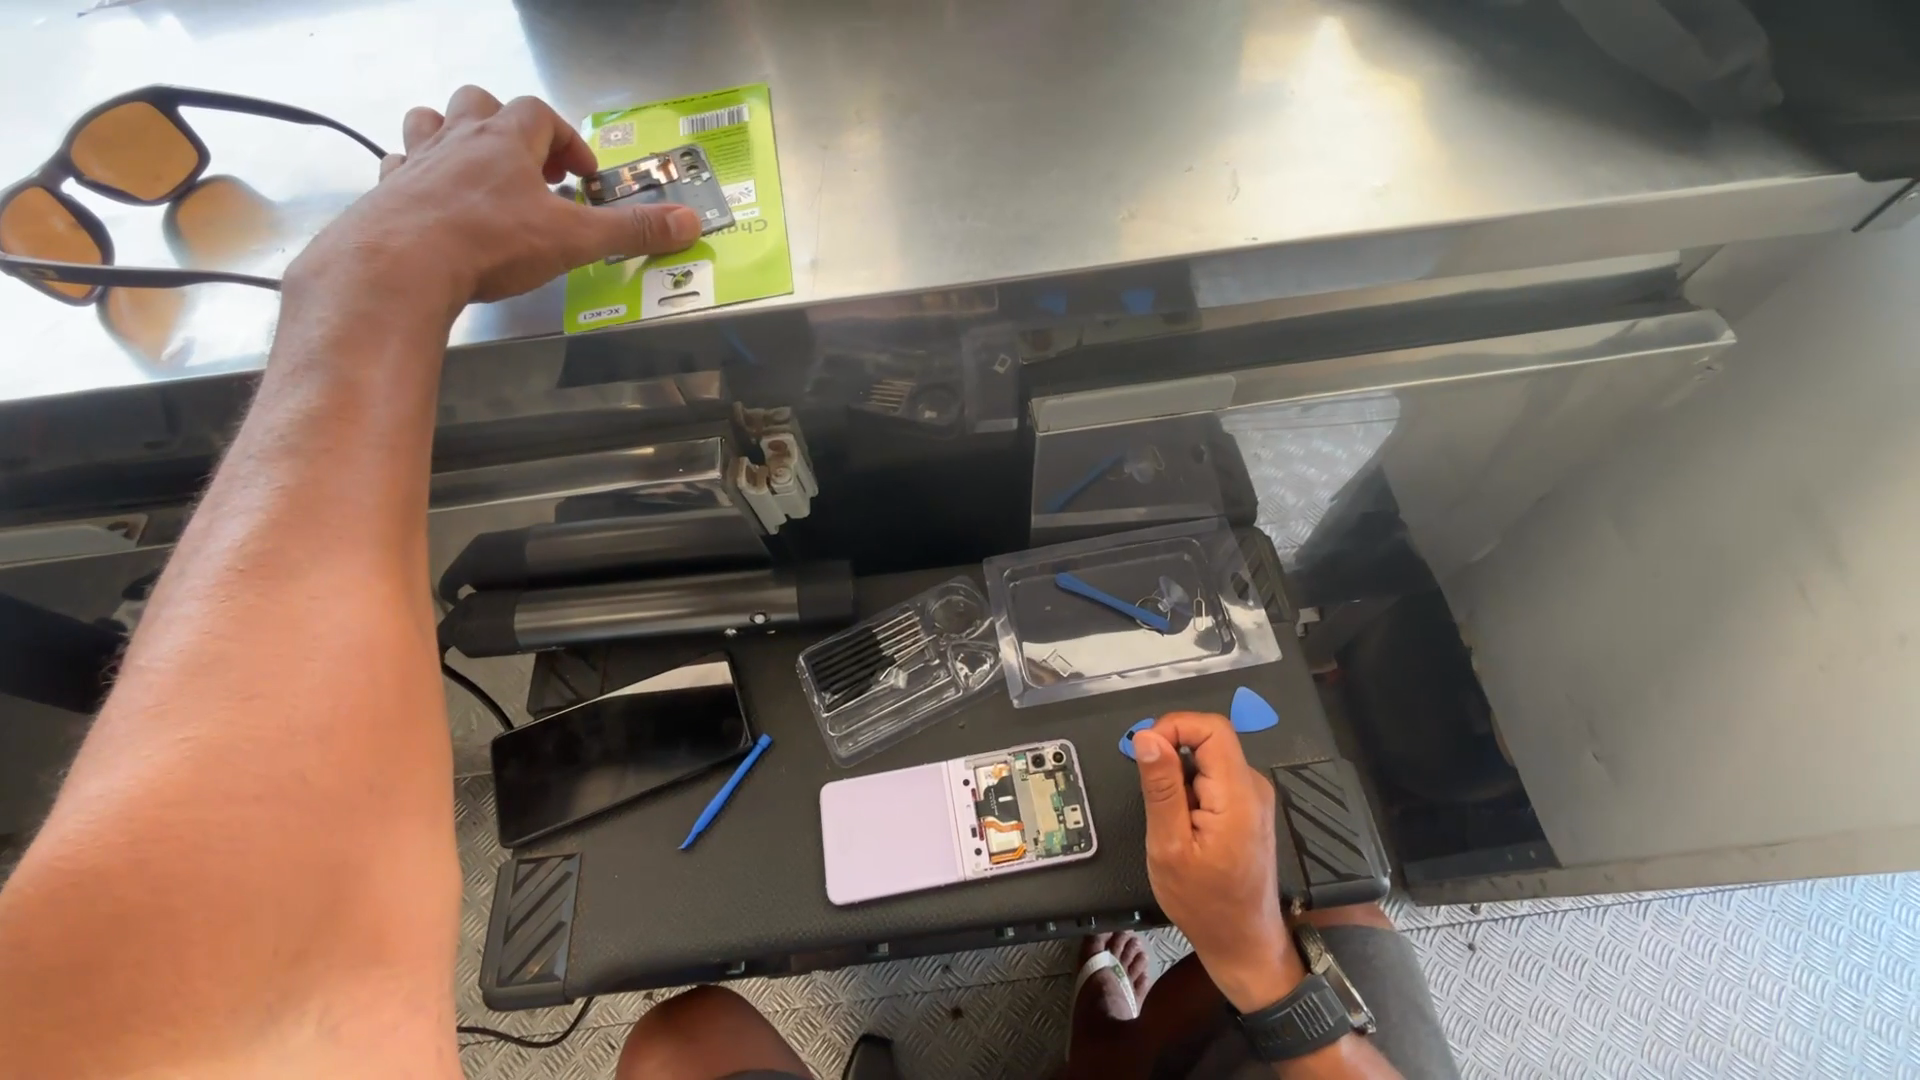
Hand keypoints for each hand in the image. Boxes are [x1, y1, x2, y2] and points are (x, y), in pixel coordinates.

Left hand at [291, 86, 699, 316]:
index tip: (582, 176)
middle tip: (534, 171)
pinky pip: (401, 165)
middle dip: (511, 130)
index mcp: (506, 141)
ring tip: (481, 174)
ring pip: (432, 122)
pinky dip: (420, 174)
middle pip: (482, 105)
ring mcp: (417, 161)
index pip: (540, 114)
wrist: (401, 264)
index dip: (566, 139)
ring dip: (457, 138)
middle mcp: (458, 139)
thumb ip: (632, 231)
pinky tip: (435, 201)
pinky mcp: (388, 190)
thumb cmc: (493, 242)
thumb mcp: (575, 239)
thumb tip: (690, 223)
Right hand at [1134, 711, 1305, 1012]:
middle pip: (1210, 739)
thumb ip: (1160, 787)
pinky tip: (1182, 821)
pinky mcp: (1248, 807)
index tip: (1144, 751)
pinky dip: (1190, 787)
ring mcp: (1253, 797)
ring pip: (1209, 758)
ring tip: (1168, 815)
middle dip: (1172, 752)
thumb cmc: (1203, 903)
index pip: (1211, 728)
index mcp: (1238, 795)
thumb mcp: (1169, 846)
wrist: (1242, 942)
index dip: (1173, 726)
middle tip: (1150, 790)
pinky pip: (1215, 776)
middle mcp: (1253, 787)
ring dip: (1180, 773)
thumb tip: (1147, 737)